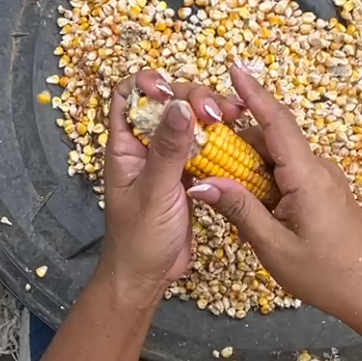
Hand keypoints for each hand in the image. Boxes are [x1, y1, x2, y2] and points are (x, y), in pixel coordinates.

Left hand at [100, 70, 242, 298]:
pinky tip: (237, 131)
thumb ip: (168, 150)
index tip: (172, 91)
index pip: (127, 96)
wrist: (147, 276)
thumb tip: (180, 106)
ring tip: (235, 113)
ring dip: (211, 111)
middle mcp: (144, 146)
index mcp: (124, 146)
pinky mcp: (187, 172)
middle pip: (166, 101)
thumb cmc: (139, 239)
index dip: (148, 84)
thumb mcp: (154, 193)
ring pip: (188, 119)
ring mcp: (167, 158)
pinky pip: (204, 143)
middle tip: (217, 110)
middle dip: (192, 96)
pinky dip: (220, 134)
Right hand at [186, 64, 361, 320]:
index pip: (277, 122)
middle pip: (270, 137)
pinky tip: (242, 193)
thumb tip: (200, 183)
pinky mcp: (321, 191)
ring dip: (246, 159)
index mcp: (307, 176)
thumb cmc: (325, 273)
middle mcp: (317, 168)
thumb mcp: (273, 245)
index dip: (254, 93)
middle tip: (200, 141)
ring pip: (276, 155)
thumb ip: (238, 209)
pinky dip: (260, 174)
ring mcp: (322, 178)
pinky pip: (285, 171)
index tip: (233, 67)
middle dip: (235, 134)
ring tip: (215, 171)